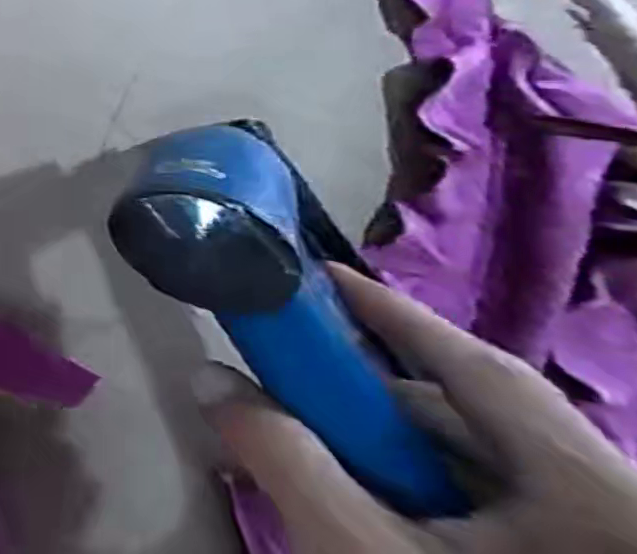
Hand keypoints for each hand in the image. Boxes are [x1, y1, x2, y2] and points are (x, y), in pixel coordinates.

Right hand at [198, 264, 636, 552]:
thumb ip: (283, 456)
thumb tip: (206, 375)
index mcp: (601, 494)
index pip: (478, 367)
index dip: (394, 313)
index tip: (320, 275)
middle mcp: (624, 508)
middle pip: (477, 422)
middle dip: (375, 400)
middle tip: (298, 393)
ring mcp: (614, 545)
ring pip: (491, 472)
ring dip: (398, 455)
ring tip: (332, 467)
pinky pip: (506, 514)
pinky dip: (433, 498)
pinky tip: (387, 517)